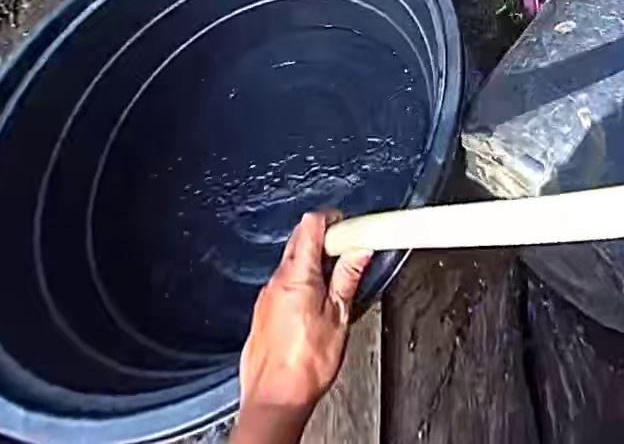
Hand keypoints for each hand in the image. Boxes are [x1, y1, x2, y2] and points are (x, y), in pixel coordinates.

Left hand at [236, 210, 372, 440]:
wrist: (273, 403)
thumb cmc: (305, 367)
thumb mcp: (339, 317)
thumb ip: (348, 277)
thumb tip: (360, 249)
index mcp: (297, 274)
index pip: (311, 223)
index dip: (333, 219)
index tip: (348, 228)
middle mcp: (277, 280)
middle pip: (299, 238)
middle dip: (324, 239)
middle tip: (346, 254)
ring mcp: (266, 296)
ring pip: (290, 262)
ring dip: (312, 263)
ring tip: (333, 285)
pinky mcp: (262, 312)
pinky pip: (282, 284)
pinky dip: (299, 283)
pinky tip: (313, 307)